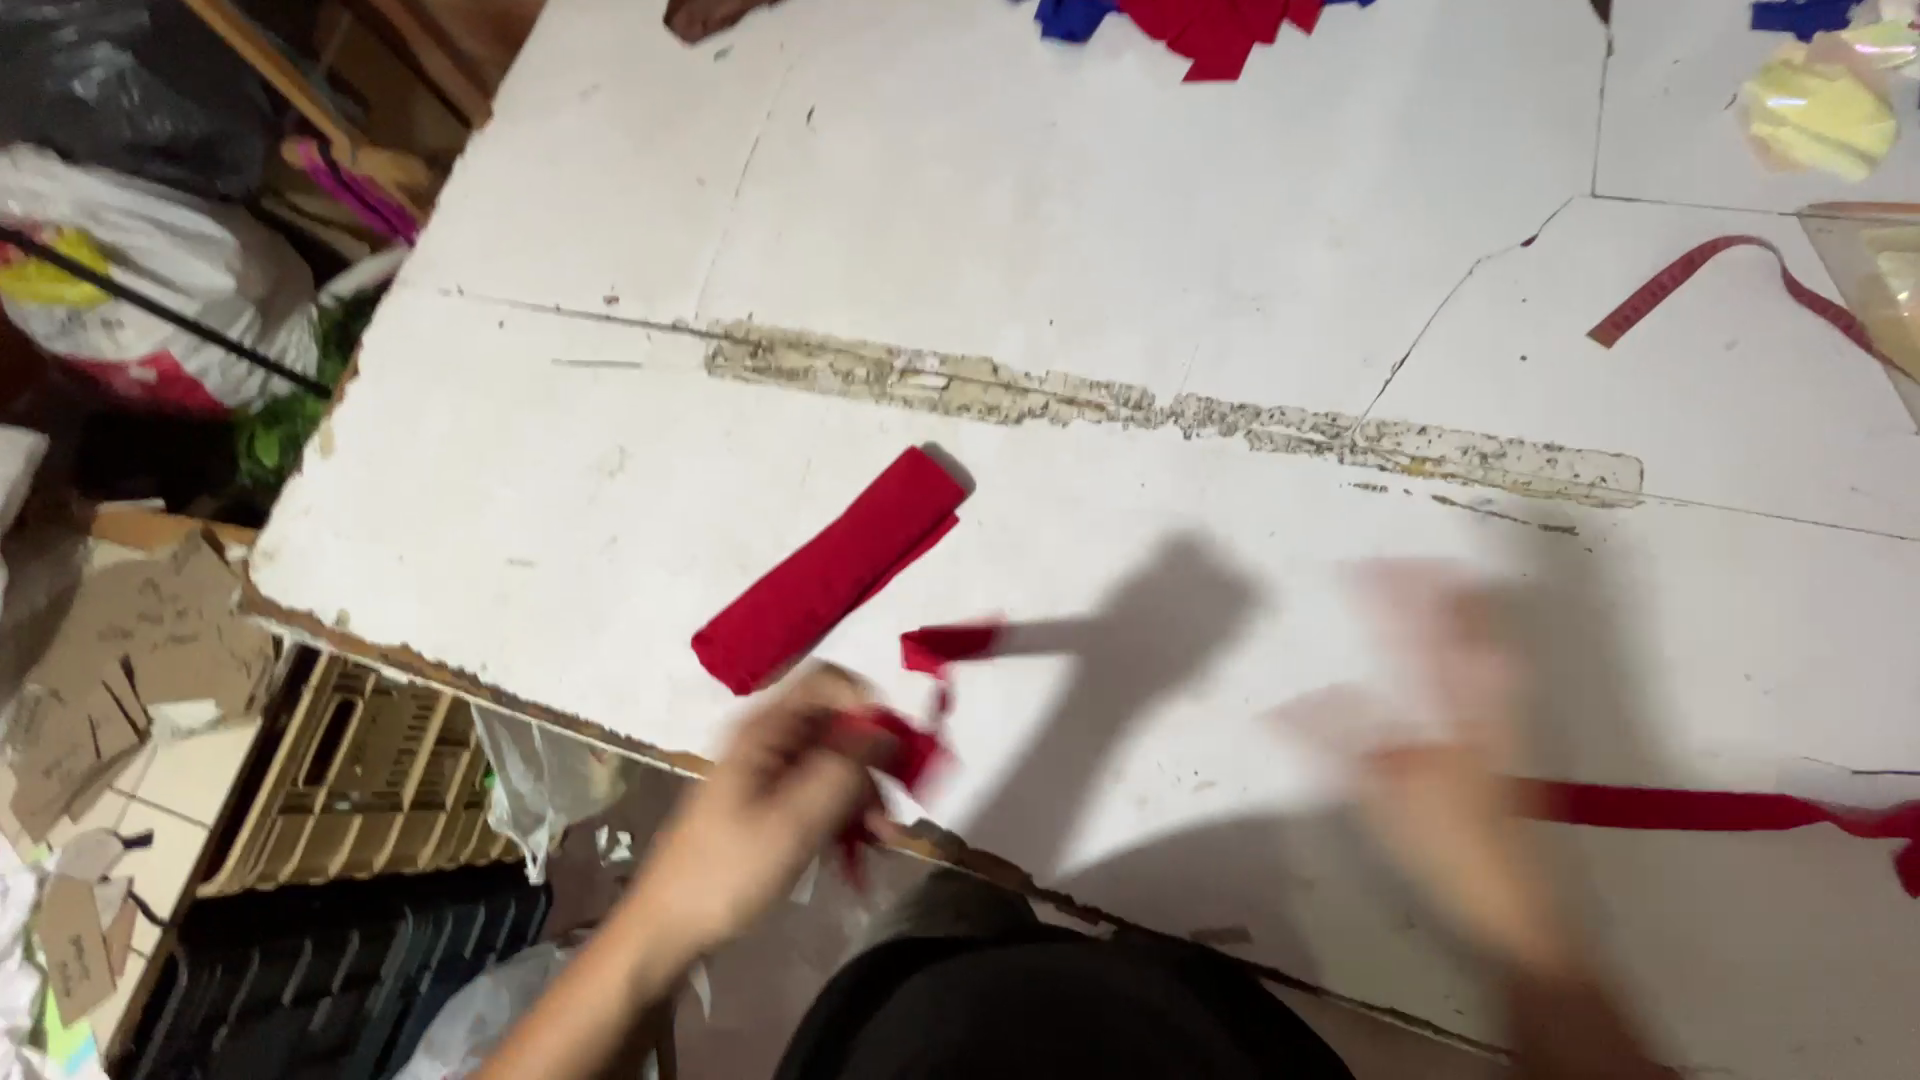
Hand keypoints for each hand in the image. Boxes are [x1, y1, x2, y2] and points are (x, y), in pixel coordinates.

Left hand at [625, 665, 895, 959]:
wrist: (667, 928)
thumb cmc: (726, 873)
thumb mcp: (793, 823)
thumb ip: (843, 771)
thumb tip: (887, 730)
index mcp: (765, 728)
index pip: (827, 681)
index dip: (867, 702)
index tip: (894, 745)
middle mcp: (770, 737)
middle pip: (839, 722)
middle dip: (874, 760)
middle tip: (896, 805)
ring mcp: (771, 768)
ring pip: (837, 758)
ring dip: (866, 792)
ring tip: (882, 837)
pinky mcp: (774, 798)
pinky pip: (823, 787)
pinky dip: (847, 809)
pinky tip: (862, 844)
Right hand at [1344, 560, 1573, 971]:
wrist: (1518, 906)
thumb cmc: (1444, 846)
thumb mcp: (1374, 794)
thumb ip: (1331, 742)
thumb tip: (1278, 707)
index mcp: (1443, 713)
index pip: (1411, 637)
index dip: (1387, 597)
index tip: (1360, 567)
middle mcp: (1480, 705)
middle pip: (1467, 629)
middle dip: (1439, 588)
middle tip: (1411, 560)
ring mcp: (1502, 722)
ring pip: (1490, 647)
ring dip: (1466, 609)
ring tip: (1447, 581)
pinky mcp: (1509, 742)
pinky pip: (1499, 674)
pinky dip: (1485, 644)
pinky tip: (1479, 646)